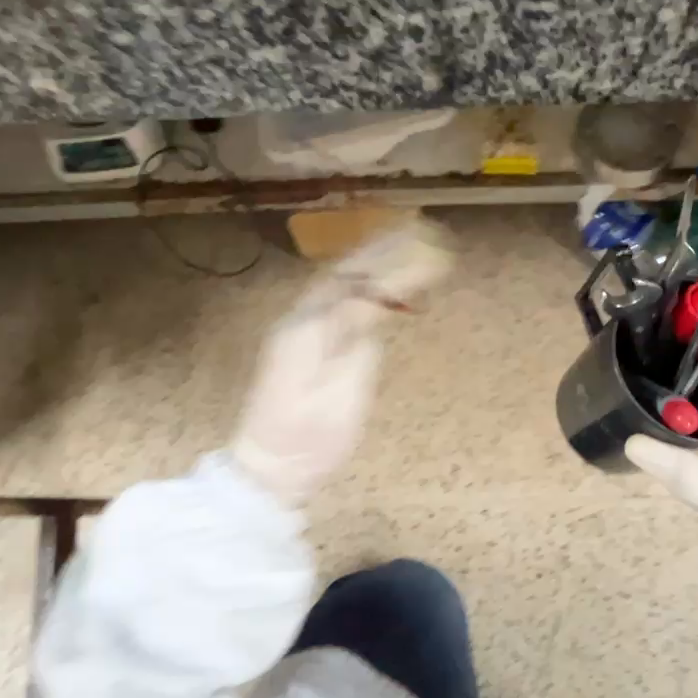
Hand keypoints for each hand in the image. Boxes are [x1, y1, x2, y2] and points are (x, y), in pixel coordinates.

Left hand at [230, 224, 451, 505]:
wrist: (267, 468)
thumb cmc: (309, 441)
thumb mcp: (341, 399)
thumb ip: (359, 349)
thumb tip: (375, 308)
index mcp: (310, 331)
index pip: (358, 288)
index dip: (395, 271)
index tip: (430, 256)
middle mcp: (301, 319)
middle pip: (345, 273)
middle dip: (383, 250)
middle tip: (420, 230)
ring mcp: (298, 327)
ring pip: (337, 280)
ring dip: (371, 257)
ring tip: (404, 238)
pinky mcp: (301, 338)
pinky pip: (333, 296)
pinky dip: (359, 278)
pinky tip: (377, 275)